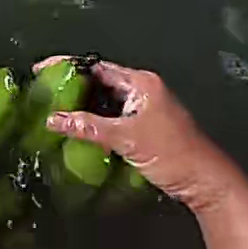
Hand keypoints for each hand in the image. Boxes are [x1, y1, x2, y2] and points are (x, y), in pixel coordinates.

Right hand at [36, 60, 244, 212]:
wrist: (206, 182)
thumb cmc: (171, 154)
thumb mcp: (126, 138)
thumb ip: (88, 126)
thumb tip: (53, 119)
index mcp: (140, 82)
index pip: (97, 67)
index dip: (68, 67)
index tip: (41, 70)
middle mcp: (142, 88)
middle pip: (100, 80)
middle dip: (73, 85)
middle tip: (44, 90)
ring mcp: (144, 107)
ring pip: (106, 98)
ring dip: (83, 103)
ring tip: (54, 107)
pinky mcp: (144, 124)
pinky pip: (112, 113)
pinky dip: (95, 117)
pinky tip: (78, 126)